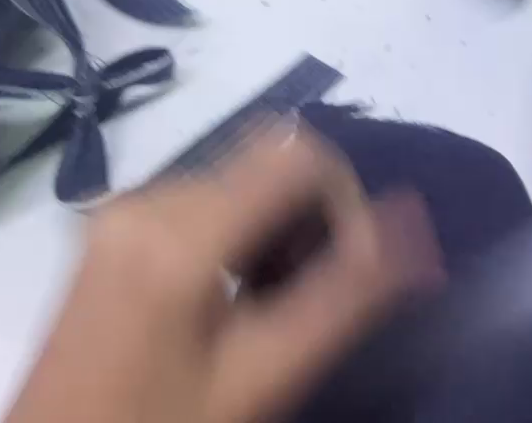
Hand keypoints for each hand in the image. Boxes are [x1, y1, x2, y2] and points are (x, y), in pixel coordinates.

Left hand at [5, 125, 444, 422]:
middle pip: (273, 158)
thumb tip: (416, 221)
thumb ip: (345, 296)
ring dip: (283, 218)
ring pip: (247, 170)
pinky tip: (237, 286)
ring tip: (275, 294)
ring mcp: (123, 206)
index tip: (352, 269)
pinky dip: (248, 223)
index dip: (345, 199)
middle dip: (314, 211)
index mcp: (177, 228)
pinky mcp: (115, 223)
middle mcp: (147, 195)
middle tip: (310, 288)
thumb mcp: (261, 377)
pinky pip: (212, 191)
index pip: (300, 154)